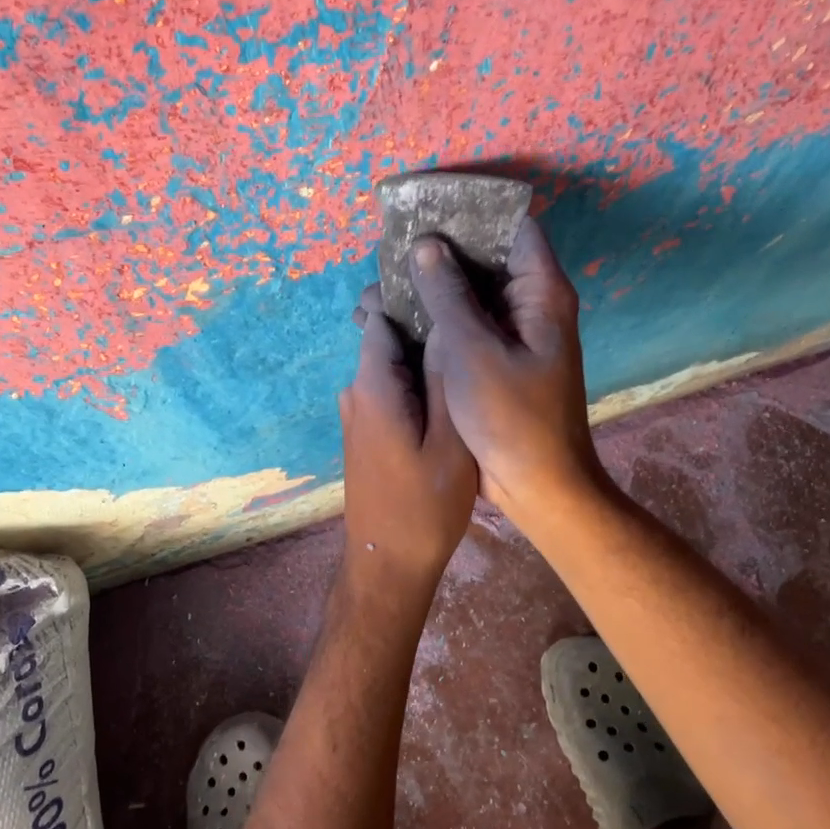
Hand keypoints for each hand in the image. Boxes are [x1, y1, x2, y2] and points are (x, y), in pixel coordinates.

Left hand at [337, 287, 478, 582]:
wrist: (387, 561)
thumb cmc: (424, 505)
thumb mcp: (450, 440)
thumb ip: (443, 378)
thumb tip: (441, 320)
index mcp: (373, 384)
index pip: (381, 314)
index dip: (409, 287)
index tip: (446, 268)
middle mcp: (357, 389)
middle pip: (385, 333)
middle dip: (421, 313)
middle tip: (472, 300)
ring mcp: (358, 410)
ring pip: (390, 360)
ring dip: (422, 346)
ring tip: (470, 333)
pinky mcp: (366, 428)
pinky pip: (390, 385)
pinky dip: (416, 374)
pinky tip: (452, 377)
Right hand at [407, 218, 605, 509]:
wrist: (536, 485)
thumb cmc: (511, 416)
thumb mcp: (472, 350)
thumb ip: (447, 294)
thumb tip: (425, 244)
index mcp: (538, 293)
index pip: (513, 227)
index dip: (473, 210)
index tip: (427, 204)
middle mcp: (525, 305)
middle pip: (482, 257)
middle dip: (435, 251)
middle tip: (385, 250)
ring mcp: (506, 333)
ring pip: (463, 293)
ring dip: (423, 290)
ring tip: (373, 293)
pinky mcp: (489, 357)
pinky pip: (457, 324)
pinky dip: (426, 319)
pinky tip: (384, 323)